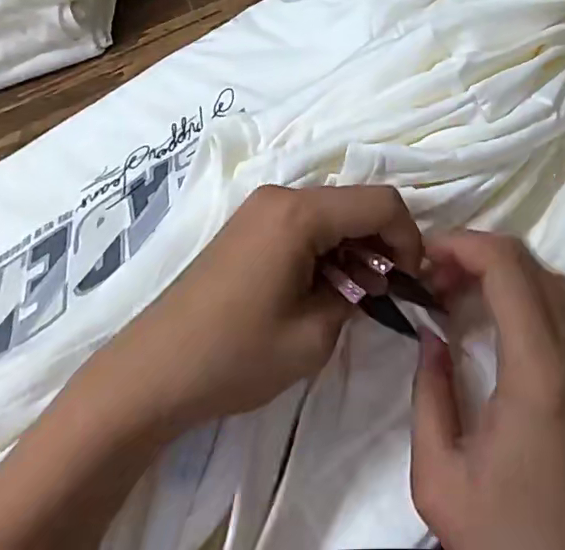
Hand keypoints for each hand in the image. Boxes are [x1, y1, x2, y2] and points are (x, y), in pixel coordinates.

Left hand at [82, 183, 422, 431]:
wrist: (153, 369)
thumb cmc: (235, 354)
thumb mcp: (313, 335)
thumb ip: (355, 295)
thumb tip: (370, 277)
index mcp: (299, 213)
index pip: (381, 202)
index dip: (409, 238)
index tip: (411, 282)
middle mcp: (280, 196)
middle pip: (355, 203)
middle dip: (381, 243)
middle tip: (386, 295)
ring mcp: (259, 208)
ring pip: (330, 213)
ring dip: (354, 247)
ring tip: (353, 298)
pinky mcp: (247, 226)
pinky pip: (303, 223)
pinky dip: (326, 248)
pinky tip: (321, 288)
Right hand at [410, 232, 564, 549]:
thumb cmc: (509, 537)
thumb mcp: (440, 478)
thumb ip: (429, 395)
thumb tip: (432, 337)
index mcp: (539, 369)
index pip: (507, 265)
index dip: (461, 243)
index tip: (421, 257)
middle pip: (529, 264)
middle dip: (472, 253)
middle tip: (429, 278)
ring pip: (547, 282)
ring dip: (497, 273)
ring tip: (451, 293)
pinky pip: (558, 312)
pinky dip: (518, 296)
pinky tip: (487, 322)